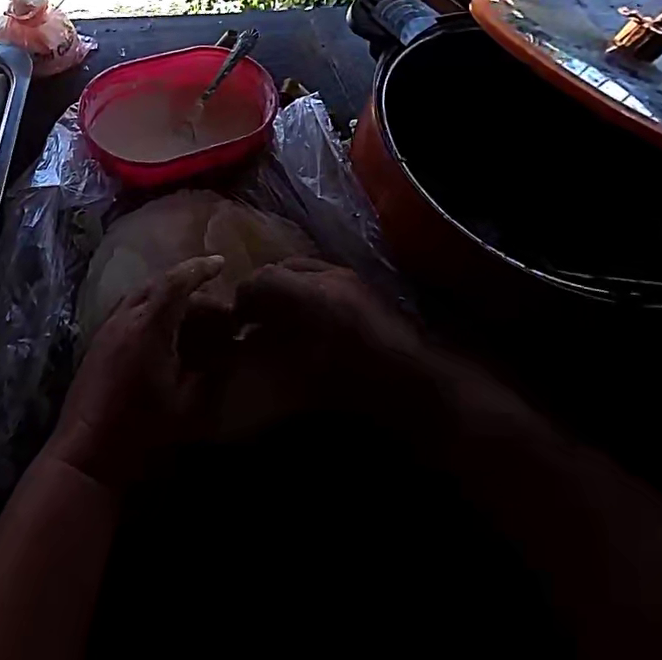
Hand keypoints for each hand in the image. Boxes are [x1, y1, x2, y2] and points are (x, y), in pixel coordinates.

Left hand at [43, 255, 227, 490]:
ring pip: (140, 296)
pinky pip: (127, 311)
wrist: (87, 451)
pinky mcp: (97, 342)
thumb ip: (213, 373)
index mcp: (149, 326)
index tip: (220, 262)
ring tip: (192, 313)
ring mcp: (106, 329)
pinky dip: (150, 310)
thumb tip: (230, 352)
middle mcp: (124, 318)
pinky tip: (163, 331)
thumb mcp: (190, 406)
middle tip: (213, 301)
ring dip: (166, 296)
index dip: (199, 269)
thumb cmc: (142, 430)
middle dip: (187, 285)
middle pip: (157, 285)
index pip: (175, 282)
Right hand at [230, 257, 451, 443]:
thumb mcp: (305, 375)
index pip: (261, 280)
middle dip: (262, 289)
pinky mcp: (367, 288)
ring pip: (302, 267)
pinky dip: (308, 287)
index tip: (237, 322)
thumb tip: (249, 339)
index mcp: (312, 297)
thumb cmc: (361, 390)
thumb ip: (271, 349)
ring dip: (285, 285)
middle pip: (279, 268)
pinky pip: (325, 274)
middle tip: (255, 316)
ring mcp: (352, 279)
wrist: (425, 393)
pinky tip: (313, 316)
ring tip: (282, 314)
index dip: (243, 299)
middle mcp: (331, 277)